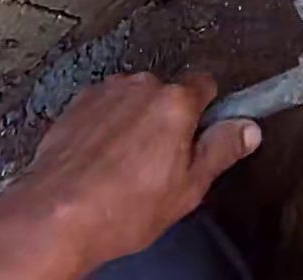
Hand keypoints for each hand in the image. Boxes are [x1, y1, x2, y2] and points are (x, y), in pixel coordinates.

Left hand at [0, 73, 259, 279]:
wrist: (52, 217)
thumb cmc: (121, 208)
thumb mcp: (187, 189)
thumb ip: (222, 149)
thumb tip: (250, 128)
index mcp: (177, 101)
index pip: (206, 84)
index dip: (205, 110)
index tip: (197, 134)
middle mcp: (145, 85)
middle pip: (169, 92)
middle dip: (167, 118)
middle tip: (158, 162)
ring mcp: (110, 91)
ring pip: (136, 99)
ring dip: (136, 120)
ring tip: (122, 165)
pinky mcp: (81, 102)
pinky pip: (106, 106)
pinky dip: (106, 124)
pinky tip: (98, 159)